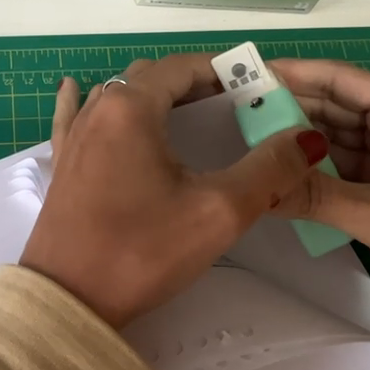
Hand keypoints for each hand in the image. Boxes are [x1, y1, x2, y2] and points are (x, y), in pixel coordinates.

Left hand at [20, 54, 330, 327]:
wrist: (68, 301)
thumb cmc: (142, 252)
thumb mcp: (218, 212)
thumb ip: (268, 169)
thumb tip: (307, 138)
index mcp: (131, 108)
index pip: (182, 67)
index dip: (222, 71)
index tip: (255, 89)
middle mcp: (98, 110)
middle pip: (150, 77)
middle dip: (192, 84)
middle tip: (232, 108)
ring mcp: (74, 136)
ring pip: (117, 95)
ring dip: (152, 96)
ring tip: (188, 117)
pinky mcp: (62, 164)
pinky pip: (76, 116)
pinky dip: (89, 101)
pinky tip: (79, 91)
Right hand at [271, 59, 369, 305]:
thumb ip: (316, 196)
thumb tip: (255, 183)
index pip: (344, 79)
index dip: (296, 73)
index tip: (252, 72)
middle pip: (340, 101)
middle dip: (293, 102)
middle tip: (242, 106)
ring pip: (341, 129)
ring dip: (303, 132)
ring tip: (255, 133)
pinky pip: (349, 156)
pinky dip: (319, 158)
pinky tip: (286, 163)